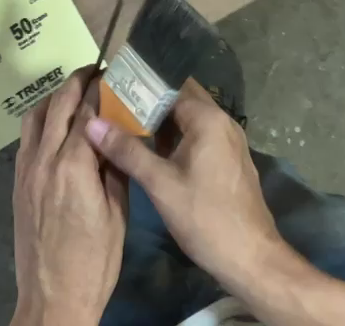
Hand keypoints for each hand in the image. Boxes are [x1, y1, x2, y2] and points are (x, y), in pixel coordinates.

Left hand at [11, 71, 127, 325]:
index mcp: (74, 167)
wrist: (53, 298)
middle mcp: (44, 159)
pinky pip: (27, 137)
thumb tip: (117, 134)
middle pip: (59, 104)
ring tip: (75, 92)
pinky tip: (57, 124)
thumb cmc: (94, 262)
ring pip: (36, 115)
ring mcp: (26, 169)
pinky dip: (42, 120)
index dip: (101, 88)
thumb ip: (115, 168)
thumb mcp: (117, 215)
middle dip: (77, 81)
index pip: (88, 111)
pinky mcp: (17, 180)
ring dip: (55, 96)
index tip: (115, 74)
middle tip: (95, 70)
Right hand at [84, 80, 285, 286]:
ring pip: (190, 117)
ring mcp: (229, 140)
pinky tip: (154, 151)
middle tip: (115, 104)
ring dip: (162, 120)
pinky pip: (199, 134)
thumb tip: (92, 123)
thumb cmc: (205, 218)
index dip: (140, 83)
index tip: (112, 85)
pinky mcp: (230, 159)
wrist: (252, 260)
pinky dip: (177, 136)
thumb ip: (127, 151)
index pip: (169, 84)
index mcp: (207, 118)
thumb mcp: (160, 184)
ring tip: (127, 124)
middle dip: (149, 101)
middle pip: (180, 98)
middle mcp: (222, 121)